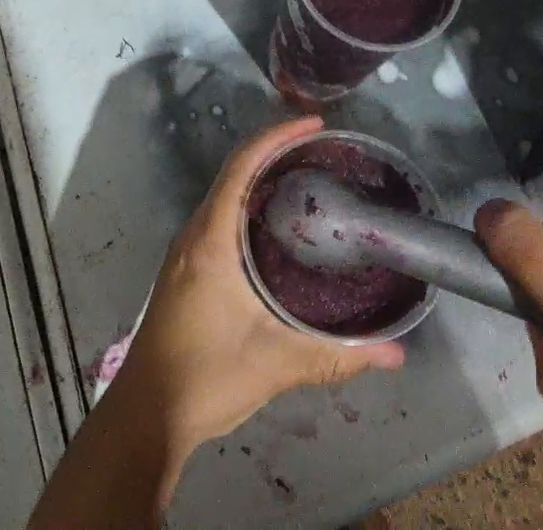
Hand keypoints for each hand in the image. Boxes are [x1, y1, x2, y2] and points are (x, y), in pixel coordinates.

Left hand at [109, 117, 406, 457]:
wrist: (146, 416)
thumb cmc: (204, 377)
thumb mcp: (276, 363)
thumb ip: (337, 357)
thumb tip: (396, 354)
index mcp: (210, 241)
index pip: (241, 168)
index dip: (276, 137)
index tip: (315, 125)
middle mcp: (194, 236)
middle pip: (234, 175)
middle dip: (276, 154)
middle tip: (325, 154)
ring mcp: (187, 254)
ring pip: (226, 198)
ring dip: (263, 181)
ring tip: (312, 182)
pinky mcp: (188, 272)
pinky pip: (222, 221)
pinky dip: (252, 208)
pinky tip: (283, 231)